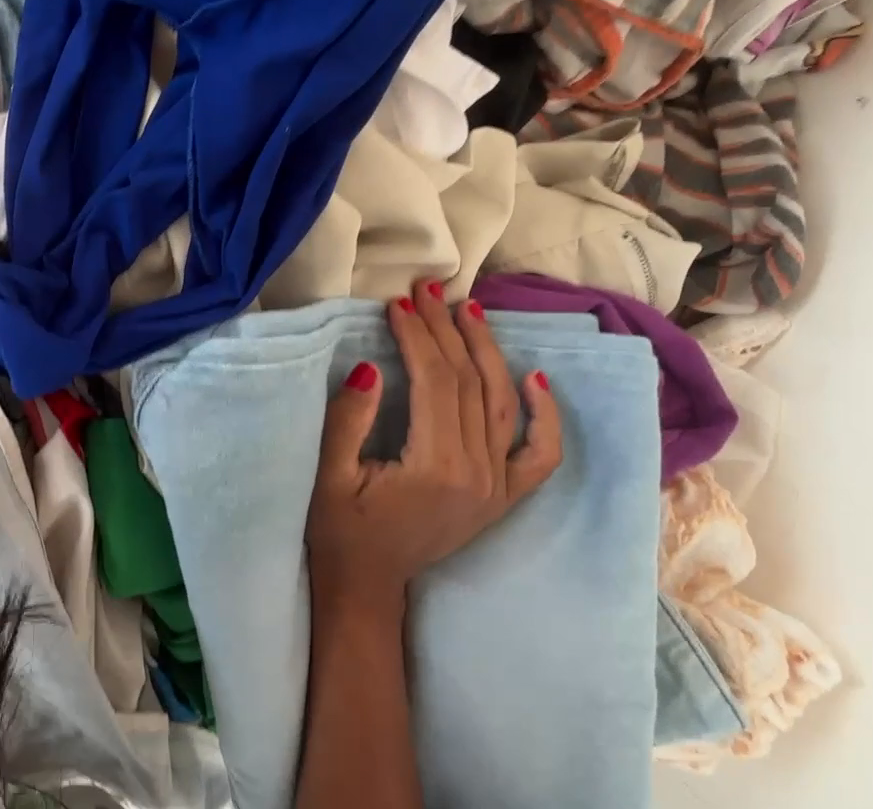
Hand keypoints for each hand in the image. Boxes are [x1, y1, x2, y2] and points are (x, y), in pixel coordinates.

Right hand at [306, 282, 561, 613]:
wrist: (365, 584)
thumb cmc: (337, 530)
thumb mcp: (328, 474)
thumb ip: (349, 421)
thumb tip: (369, 367)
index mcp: (436, 467)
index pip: (435, 382)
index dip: (417, 337)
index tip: (396, 303)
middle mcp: (479, 473)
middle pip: (469, 384)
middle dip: (448, 330)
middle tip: (428, 288)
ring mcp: (497, 487)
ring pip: (502, 404)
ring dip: (486, 352)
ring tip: (468, 310)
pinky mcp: (502, 497)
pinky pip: (539, 453)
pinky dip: (544, 415)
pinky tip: (534, 379)